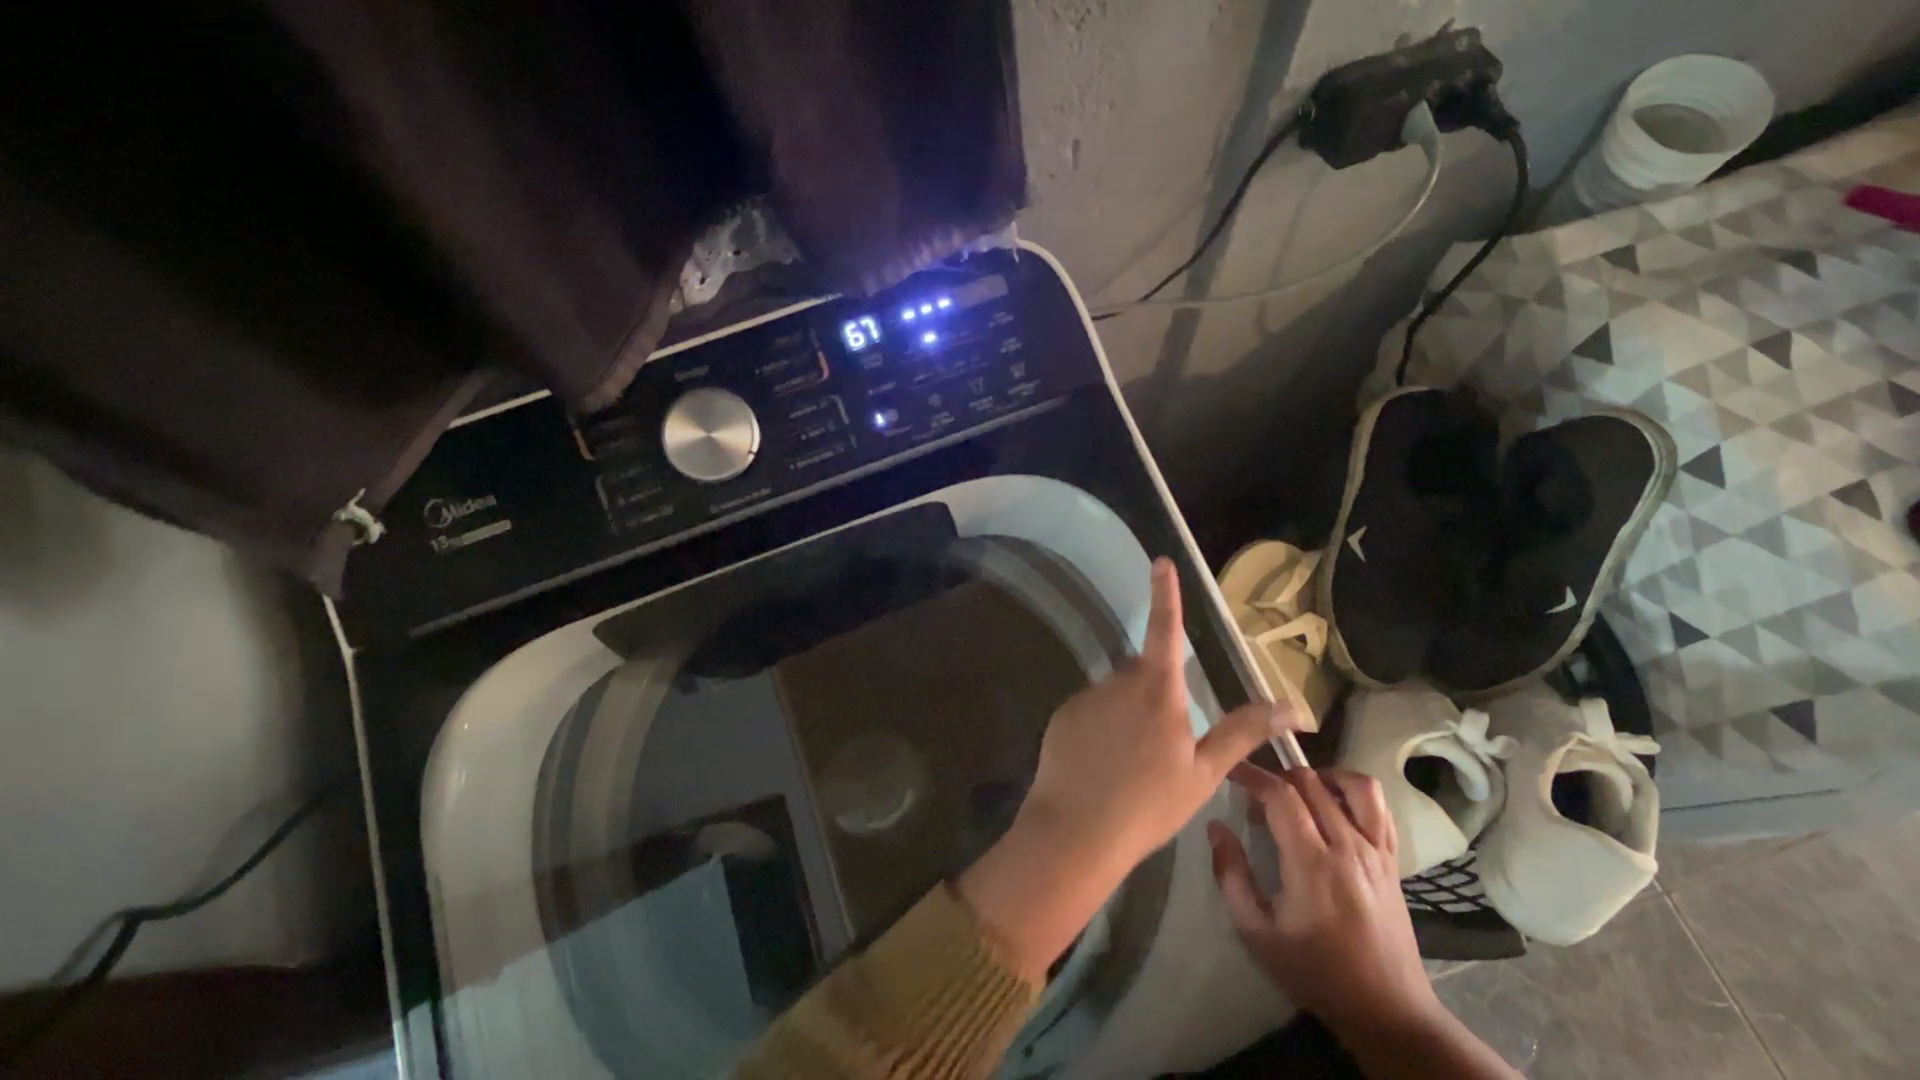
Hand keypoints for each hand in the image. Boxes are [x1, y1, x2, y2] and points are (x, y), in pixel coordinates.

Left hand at [1022, 557, 1291, 870]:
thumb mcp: (1204, 771)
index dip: (1166, 594)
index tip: (1161, 561)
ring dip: (1128, 716)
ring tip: (1131, 768)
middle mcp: (1118, 682)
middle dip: (1157, 695)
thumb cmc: (1149, 804)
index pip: (1166, 629)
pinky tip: (1103, 768)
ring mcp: (1085, 698)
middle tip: (1163, 747)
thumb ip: (1243, 731)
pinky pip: (1091, 713)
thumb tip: (1293, 707)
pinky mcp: (1060, 717)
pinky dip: (1101, 731)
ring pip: (1117, 695)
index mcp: (1158, 690)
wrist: (1075, 832)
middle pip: (1144, 672)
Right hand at [1209, 765, 1440, 1035]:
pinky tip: (1333, 806)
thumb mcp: (1256, 932)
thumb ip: (1231, 876)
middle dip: (1276, 777)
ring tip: (1297, 794)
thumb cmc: (1314, 971)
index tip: (1230, 772)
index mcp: (1311, 862)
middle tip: (1253, 798)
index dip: (1251, 775)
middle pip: (1311, 783)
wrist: (1385, 1007)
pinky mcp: (1392, 859)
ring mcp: (1376, 850)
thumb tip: (1216, 828)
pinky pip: (1378, 807)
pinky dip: (1353, 792)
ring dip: (1319, 777)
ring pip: (1351, 785)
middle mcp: (1348, 846)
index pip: (1280, 795)